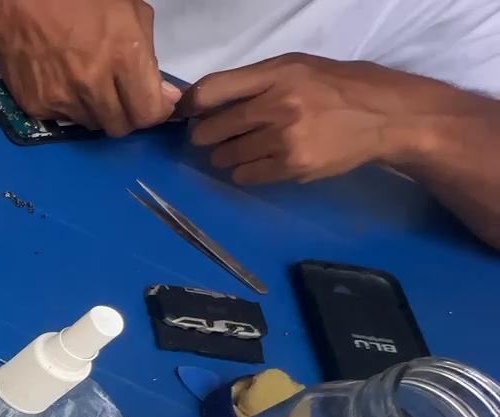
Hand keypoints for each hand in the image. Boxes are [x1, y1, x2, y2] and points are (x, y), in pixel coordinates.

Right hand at [0, 0, 178, 134]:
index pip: (146, 112)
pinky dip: (71, 107)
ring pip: (91, 123)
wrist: (26, 7)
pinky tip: (66, 84)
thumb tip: (165, 95)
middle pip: (119, 127)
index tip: (155, 105)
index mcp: (124, 57)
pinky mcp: (38, 107)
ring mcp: (62, 100)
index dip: (155, 113)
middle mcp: (93, 86)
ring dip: (99, 111)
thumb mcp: (132, 16)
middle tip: (126, 100)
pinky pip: (64, 118)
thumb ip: (149, 58)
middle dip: (128, 116)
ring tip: (93, 87)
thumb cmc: (85, 0)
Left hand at [183, 54, 434, 183]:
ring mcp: (285, 136)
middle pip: (205, 132)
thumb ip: (251, 84)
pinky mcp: (290, 165)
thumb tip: (194, 105)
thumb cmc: (339, 90)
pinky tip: (273, 159)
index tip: (189, 116)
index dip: (189, 108)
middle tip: (230, 134)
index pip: (207, 91)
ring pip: (220, 158)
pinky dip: (250, 170)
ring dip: (231, 155)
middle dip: (209, 136)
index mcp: (282, 72)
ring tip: (260, 144)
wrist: (395, 116)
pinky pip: (241, 175)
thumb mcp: (299, 71)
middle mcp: (281, 103)